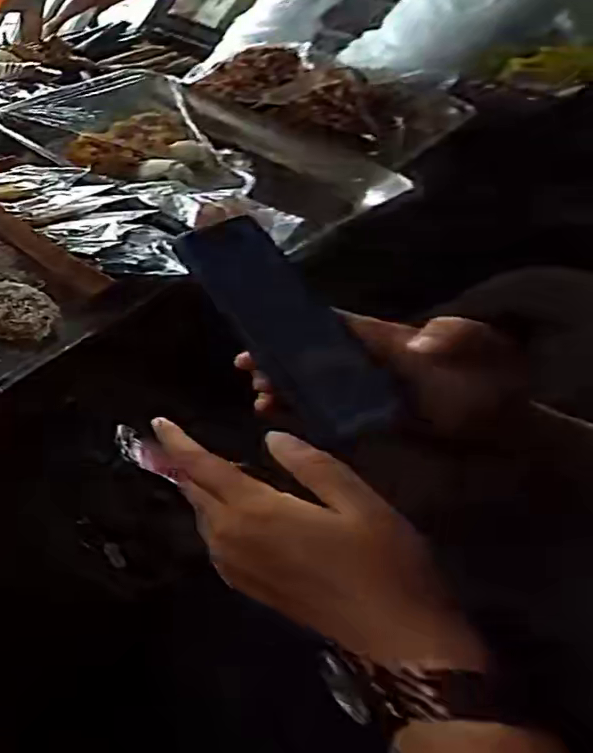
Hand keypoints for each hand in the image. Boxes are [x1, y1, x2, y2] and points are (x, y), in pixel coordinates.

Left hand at [152, 417, 488, 668]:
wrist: (397, 642)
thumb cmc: (386, 569)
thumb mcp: (364, 507)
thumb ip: (313, 466)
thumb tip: (272, 437)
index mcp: (251, 507)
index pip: (197, 464)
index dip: (176, 440)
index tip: (158, 421)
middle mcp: (226, 530)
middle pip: (193, 487)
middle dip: (195, 467)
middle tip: (226, 460)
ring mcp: (227, 558)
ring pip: (202, 512)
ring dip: (211, 494)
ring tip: (249, 490)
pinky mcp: (237, 579)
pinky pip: (213, 537)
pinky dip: (220, 520)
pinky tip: (252, 524)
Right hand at [237, 313, 526, 439]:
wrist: (505, 429)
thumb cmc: (489, 380)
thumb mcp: (484, 347)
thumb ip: (456, 334)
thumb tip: (416, 345)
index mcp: (370, 337)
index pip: (320, 323)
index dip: (285, 323)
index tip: (256, 330)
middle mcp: (349, 360)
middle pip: (295, 354)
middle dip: (266, 358)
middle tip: (247, 366)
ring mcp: (346, 390)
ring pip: (294, 382)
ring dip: (271, 385)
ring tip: (263, 393)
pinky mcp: (346, 417)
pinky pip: (304, 411)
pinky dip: (282, 411)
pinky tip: (270, 412)